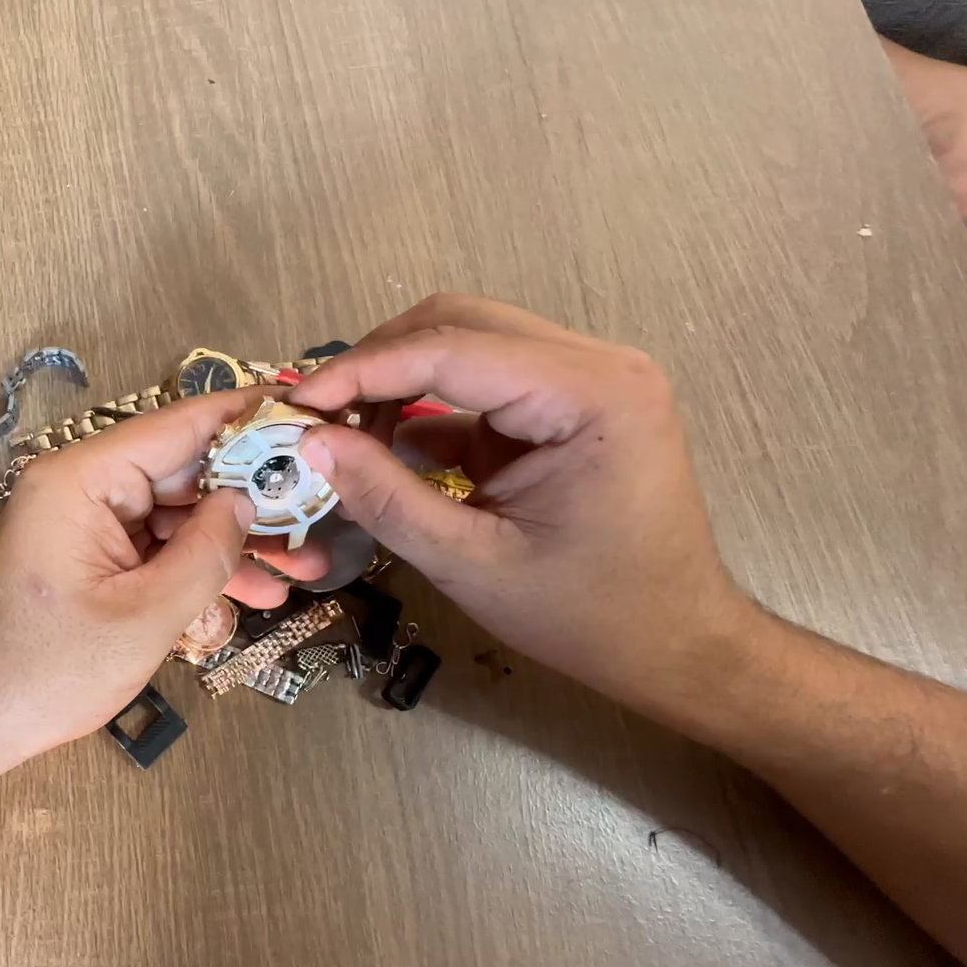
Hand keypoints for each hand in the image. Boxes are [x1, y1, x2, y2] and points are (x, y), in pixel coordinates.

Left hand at [0, 388, 324, 775]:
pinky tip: (254, 591)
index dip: (245, 417)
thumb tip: (246, 501)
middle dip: (250, 497)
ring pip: (174, 515)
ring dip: (232, 542)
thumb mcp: (145, 616)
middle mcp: (80, 487)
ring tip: (302, 567)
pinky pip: (153, 548)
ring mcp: (83, 524)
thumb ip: (206, 552)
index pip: (177, 427)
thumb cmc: (48, 671)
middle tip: (320, 507)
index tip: (307, 411)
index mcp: (80, 479)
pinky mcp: (88, 558)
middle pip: (181, 472)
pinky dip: (196, 567)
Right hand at [289, 294, 753, 704]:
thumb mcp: (469, 562)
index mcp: (589, 394)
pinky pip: (473, 382)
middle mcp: (592, 364)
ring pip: (460, 342)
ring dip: (392, 380)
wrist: (671, 643)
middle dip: (374, 364)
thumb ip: (385, 497)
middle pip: (455, 323)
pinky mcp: (557, 406)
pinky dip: (418, 406)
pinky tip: (383, 449)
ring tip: (344, 435)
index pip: (450, 350)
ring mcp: (578, 380)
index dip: (361, 371)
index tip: (295, 405)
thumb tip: (310, 443)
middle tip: (315, 416)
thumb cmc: (583, 614)